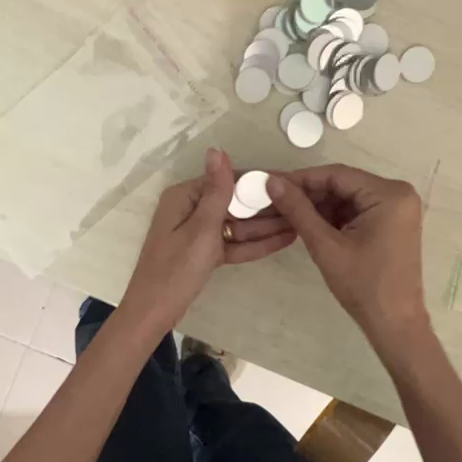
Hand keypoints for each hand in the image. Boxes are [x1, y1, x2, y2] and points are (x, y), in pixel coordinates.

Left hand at [122, 149, 296, 331]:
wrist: (154, 313)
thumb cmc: (176, 269)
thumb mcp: (201, 228)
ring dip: (268, 225)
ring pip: (238, 225)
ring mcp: (198, 232)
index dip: (261, 182)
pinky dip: (256, 243)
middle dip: (269, 205)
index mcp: (185, 197)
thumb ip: (217, 191)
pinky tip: (285, 239)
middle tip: (306, 204)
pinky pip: (234, 243)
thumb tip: (217, 149)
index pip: (229, 181)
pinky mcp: (205, 253)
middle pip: (236, 203)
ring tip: (303, 221)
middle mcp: (191, 209)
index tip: (293, 182)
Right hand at [264, 165, 429, 342]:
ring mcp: (397, 209)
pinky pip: (357, 211)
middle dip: (309, 194)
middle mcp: (398, 194)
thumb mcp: (325, 245)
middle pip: (343, 185)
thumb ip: (298, 210)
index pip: (337, 175)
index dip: (301, 179)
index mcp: (389, 194)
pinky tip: (309, 225)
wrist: (394, 322)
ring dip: (319, 206)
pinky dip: (334, 217)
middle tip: (275, 200)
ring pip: (348, 198)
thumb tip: (272, 182)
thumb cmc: (362, 285)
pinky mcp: (392, 224)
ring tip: (286, 214)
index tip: (271, 184)